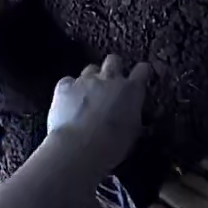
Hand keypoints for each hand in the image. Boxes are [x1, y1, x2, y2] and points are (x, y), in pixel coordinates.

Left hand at [45, 54, 153, 171]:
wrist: (80, 147)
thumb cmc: (112, 145)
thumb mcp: (133, 132)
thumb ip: (133, 115)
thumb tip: (132, 113)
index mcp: (131, 90)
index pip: (142, 70)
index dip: (141, 72)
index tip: (139, 77)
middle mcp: (110, 78)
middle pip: (114, 60)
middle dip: (113, 68)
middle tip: (110, 83)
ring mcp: (86, 80)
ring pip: (90, 69)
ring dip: (91, 79)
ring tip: (87, 96)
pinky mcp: (65, 86)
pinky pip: (68, 81)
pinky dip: (69, 90)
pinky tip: (67, 103)